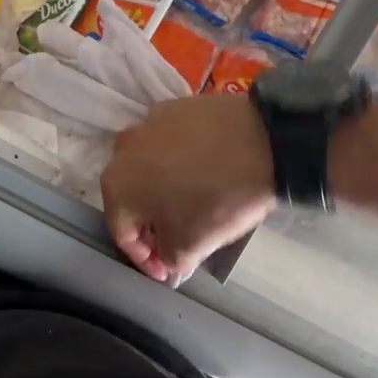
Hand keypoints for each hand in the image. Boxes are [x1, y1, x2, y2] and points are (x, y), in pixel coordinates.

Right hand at [101, 95, 276, 282]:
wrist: (262, 143)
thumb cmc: (216, 199)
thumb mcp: (190, 247)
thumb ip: (169, 260)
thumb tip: (167, 257)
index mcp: (115, 187)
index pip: (122, 234)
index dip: (144, 259)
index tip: (167, 271)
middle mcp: (120, 152)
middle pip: (131, 197)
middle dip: (151, 222)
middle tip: (176, 237)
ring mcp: (146, 124)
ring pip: (147, 166)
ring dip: (161, 187)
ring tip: (190, 200)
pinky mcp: (173, 107)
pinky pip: (168, 142)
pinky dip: (178, 158)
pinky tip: (202, 168)